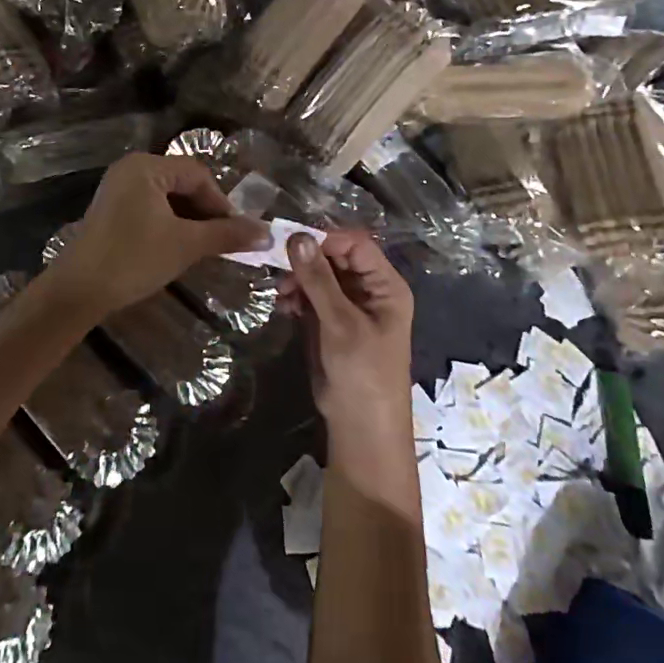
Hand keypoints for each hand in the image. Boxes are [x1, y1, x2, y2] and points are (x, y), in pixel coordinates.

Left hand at [43, 154, 267, 315]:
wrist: (77, 292)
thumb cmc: (134, 259)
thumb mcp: (187, 245)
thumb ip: (228, 235)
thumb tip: (267, 233)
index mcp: (147, 167)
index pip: (199, 175)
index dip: (222, 203)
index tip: (236, 232)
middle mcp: (131, 169)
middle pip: (184, 183)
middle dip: (207, 212)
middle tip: (223, 241)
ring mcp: (118, 189)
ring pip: (169, 198)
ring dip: (191, 220)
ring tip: (205, 246)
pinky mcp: (111, 209)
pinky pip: (152, 207)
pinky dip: (171, 224)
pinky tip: (179, 247)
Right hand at [281, 229, 415, 464]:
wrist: (361, 424)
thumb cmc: (363, 371)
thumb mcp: (341, 323)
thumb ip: (319, 280)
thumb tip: (298, 238)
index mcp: (386, 285)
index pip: (356, 245)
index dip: (327, 239)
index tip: (292, 241)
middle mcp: (369, 290)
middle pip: (336, 258)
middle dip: (308, 259)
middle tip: (277, 264)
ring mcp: (349, 307)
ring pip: (321, 277)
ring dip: (299, 278)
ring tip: (281, 292)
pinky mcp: (330, 323)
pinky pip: (312, 297)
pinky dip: (297, 297)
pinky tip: (283, 305)